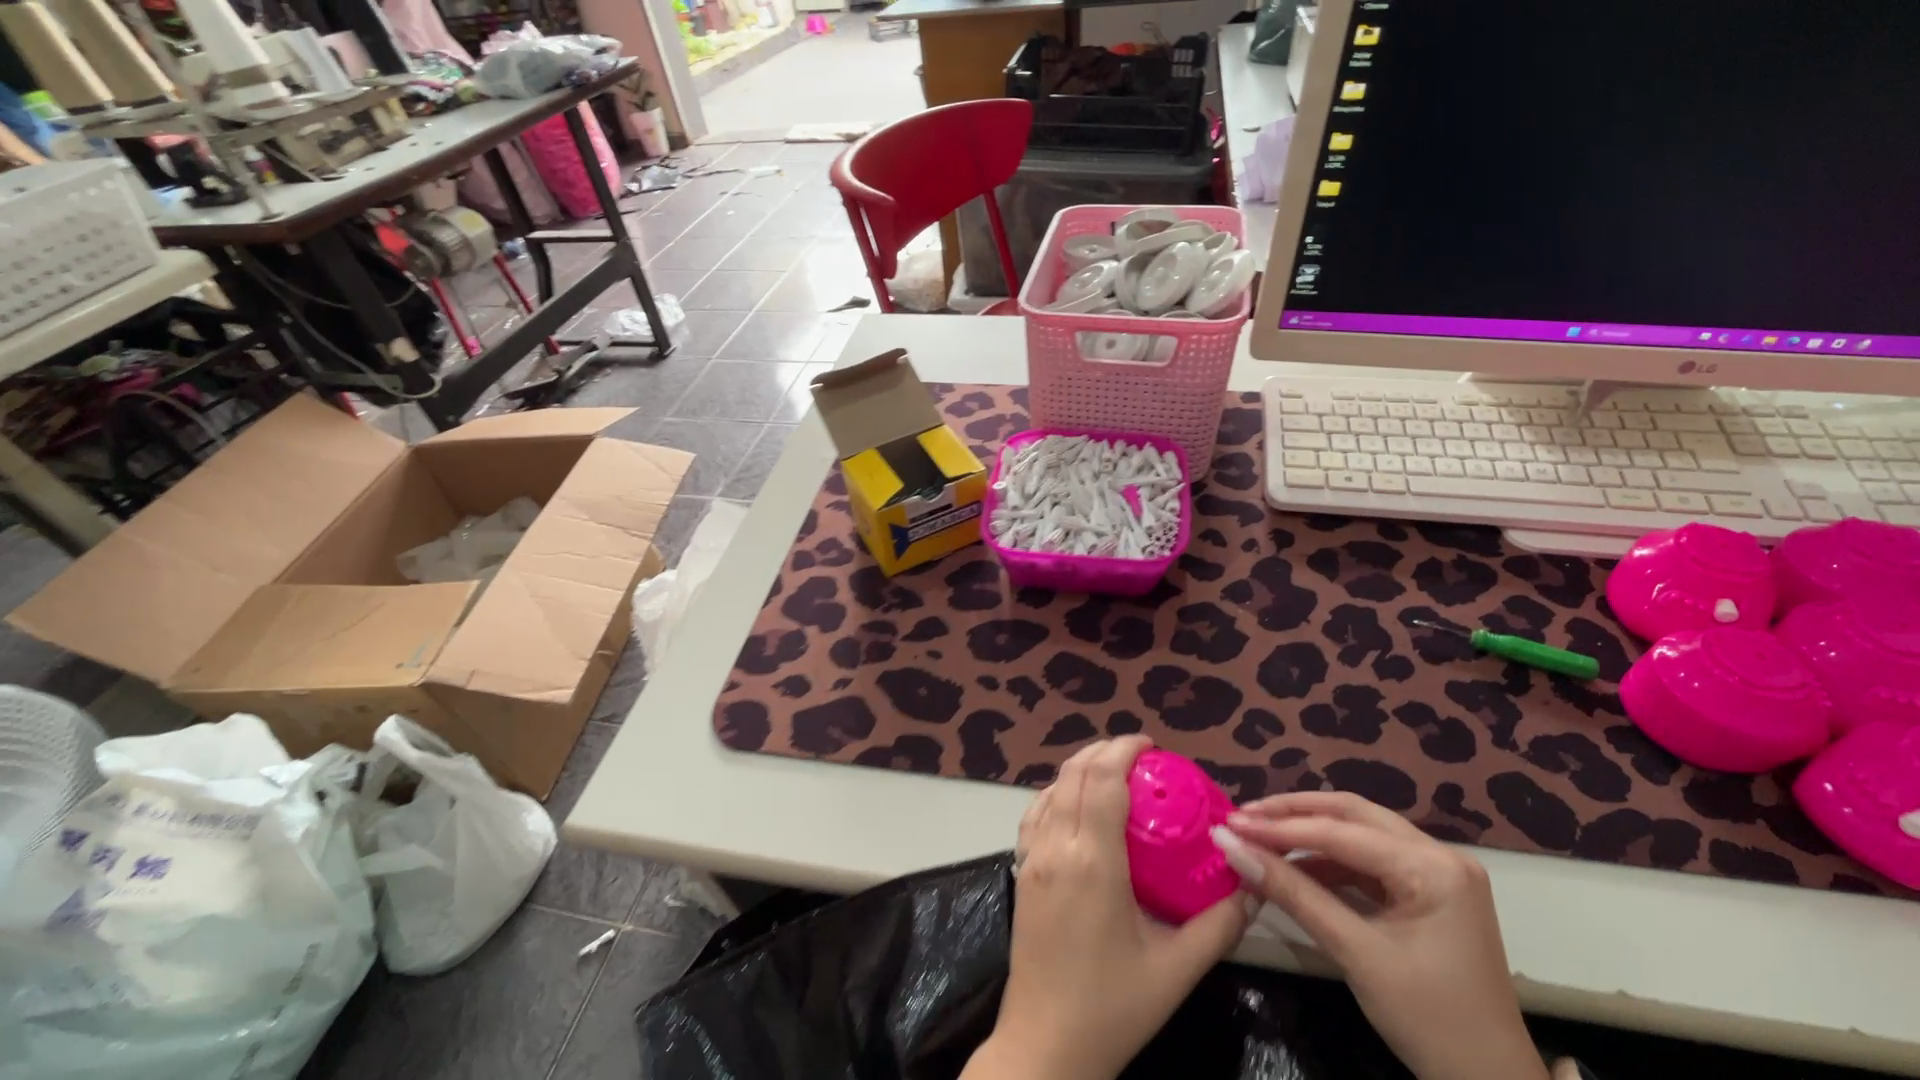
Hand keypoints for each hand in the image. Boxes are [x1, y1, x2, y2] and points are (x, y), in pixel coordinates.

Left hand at [963, 736, 1250, 1079]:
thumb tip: (1253, 886)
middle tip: (1139, 755)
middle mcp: (1055, 850)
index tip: (1150, 744)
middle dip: (1102, 753)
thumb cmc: (1113, 1009)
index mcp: (1092, 863)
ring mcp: (1030, 862)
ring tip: (1111, 772)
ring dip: (1077, 771)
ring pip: (1048, 793)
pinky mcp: (1020, 877)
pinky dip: (1055, 796)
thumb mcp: (1178, 969)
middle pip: (1072, 777)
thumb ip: (1220, 924)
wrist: (1044, 1048)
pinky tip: (1076, 808)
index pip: (1102, 782)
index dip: (1123, 751)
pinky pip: (1034, 818)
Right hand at [1211, 791, 1547, 1079]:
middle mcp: (1441, 855)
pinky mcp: (1431, 892)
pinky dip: (1330, 861)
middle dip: (1293, 815)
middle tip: (1241, 818)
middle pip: (1353, 816)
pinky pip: (1372, 861)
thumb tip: (1231, 848)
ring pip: (1361, 834)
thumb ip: (1293, 893)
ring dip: (1309, 834)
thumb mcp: (1354, 952)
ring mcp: (1440, 872)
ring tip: (1258, 838)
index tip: (1227, 825)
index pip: (1340, 832)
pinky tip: (1294, 866)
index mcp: (1434, 866)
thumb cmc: (1426, 1018)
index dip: (1279, 827)